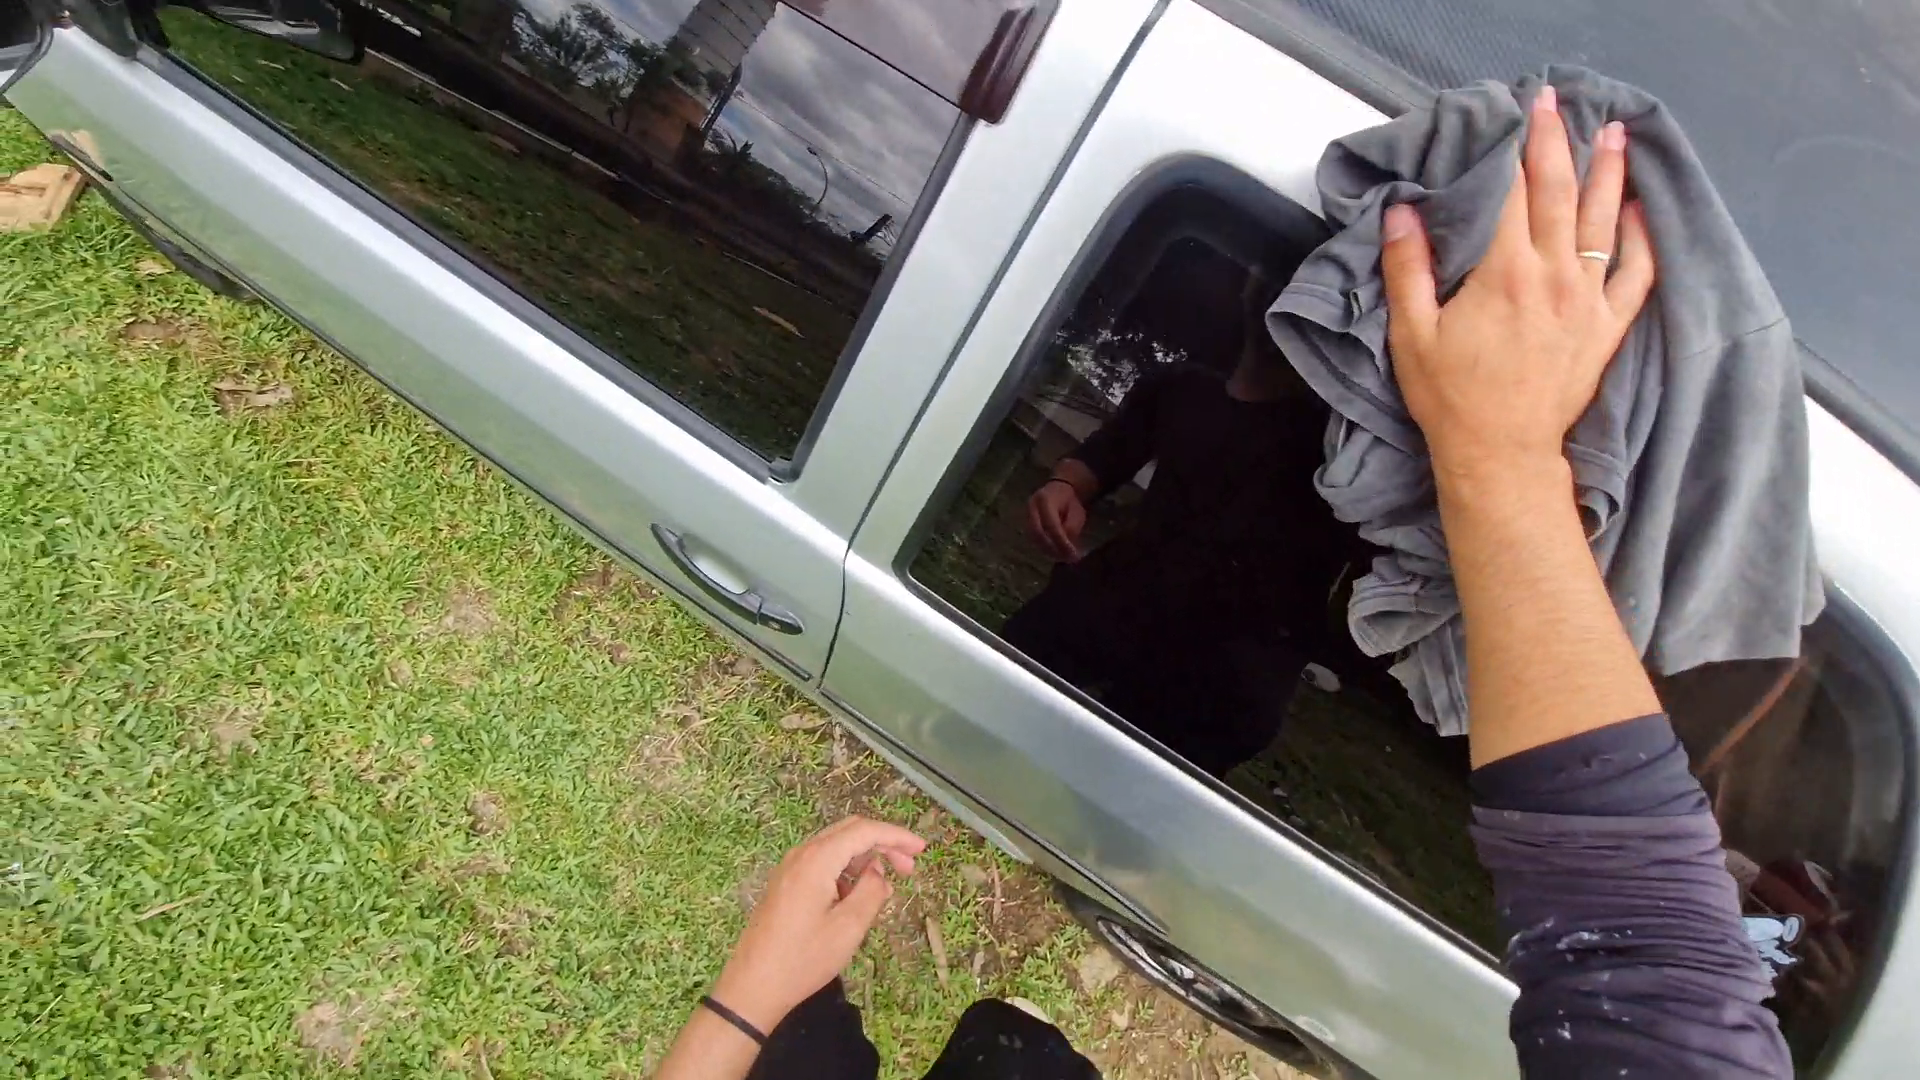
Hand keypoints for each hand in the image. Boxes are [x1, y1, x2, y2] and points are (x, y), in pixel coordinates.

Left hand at [707, 816, 925, 1034]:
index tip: (921, 849)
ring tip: (886, 887)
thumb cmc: (803, 959)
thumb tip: (878, 872)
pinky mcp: (786, 883)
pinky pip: (823, 862)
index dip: (896, 836)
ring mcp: (791, 867)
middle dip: (883, 843)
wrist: (751, 988)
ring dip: (865, 857)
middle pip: (851, 831)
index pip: (865, 831)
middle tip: (908, 867)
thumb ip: (871, 892)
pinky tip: (858, 895)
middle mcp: (802, 854)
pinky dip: (847, 869)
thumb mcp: (848, 928)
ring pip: (837, 846)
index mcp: (818, 859)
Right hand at [1027, 479, 1086, 561]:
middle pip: (1038, 533)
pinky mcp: (1026, 525)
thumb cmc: (1070, 501)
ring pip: (1034, 539)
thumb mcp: (1077, 512)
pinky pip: (1033, 540)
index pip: (1051, 525)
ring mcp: (1026, 516)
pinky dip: (1045, 549)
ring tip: (1063, 558)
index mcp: (1044, 500)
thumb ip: (1071, 527)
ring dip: (1048, 551)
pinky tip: (1056, 554)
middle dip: (1053, 549)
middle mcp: (1031, 508)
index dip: (1061, 542)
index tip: (1072, 554)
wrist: (1058, 490)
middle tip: (1066, 559)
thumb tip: (1066, 547)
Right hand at [1382, 84, 1655, 478]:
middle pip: (1557, 195)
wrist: (1499, 449)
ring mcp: (1588, 298)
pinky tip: (1642, 208)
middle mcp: (1553, 275)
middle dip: (1554, 145)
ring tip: (1610, 133)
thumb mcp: (1411, 335)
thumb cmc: (1447, 395)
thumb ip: (1408, 270)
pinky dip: (1644, 234)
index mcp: (1503, 274)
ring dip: (1607, 172)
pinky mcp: (1606, 324)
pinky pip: (1638, 269)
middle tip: (1554, 105)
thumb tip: (1401, 213)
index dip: (1512, 153)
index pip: (1510, 197)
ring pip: (1603, 220)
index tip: (1513, 118)